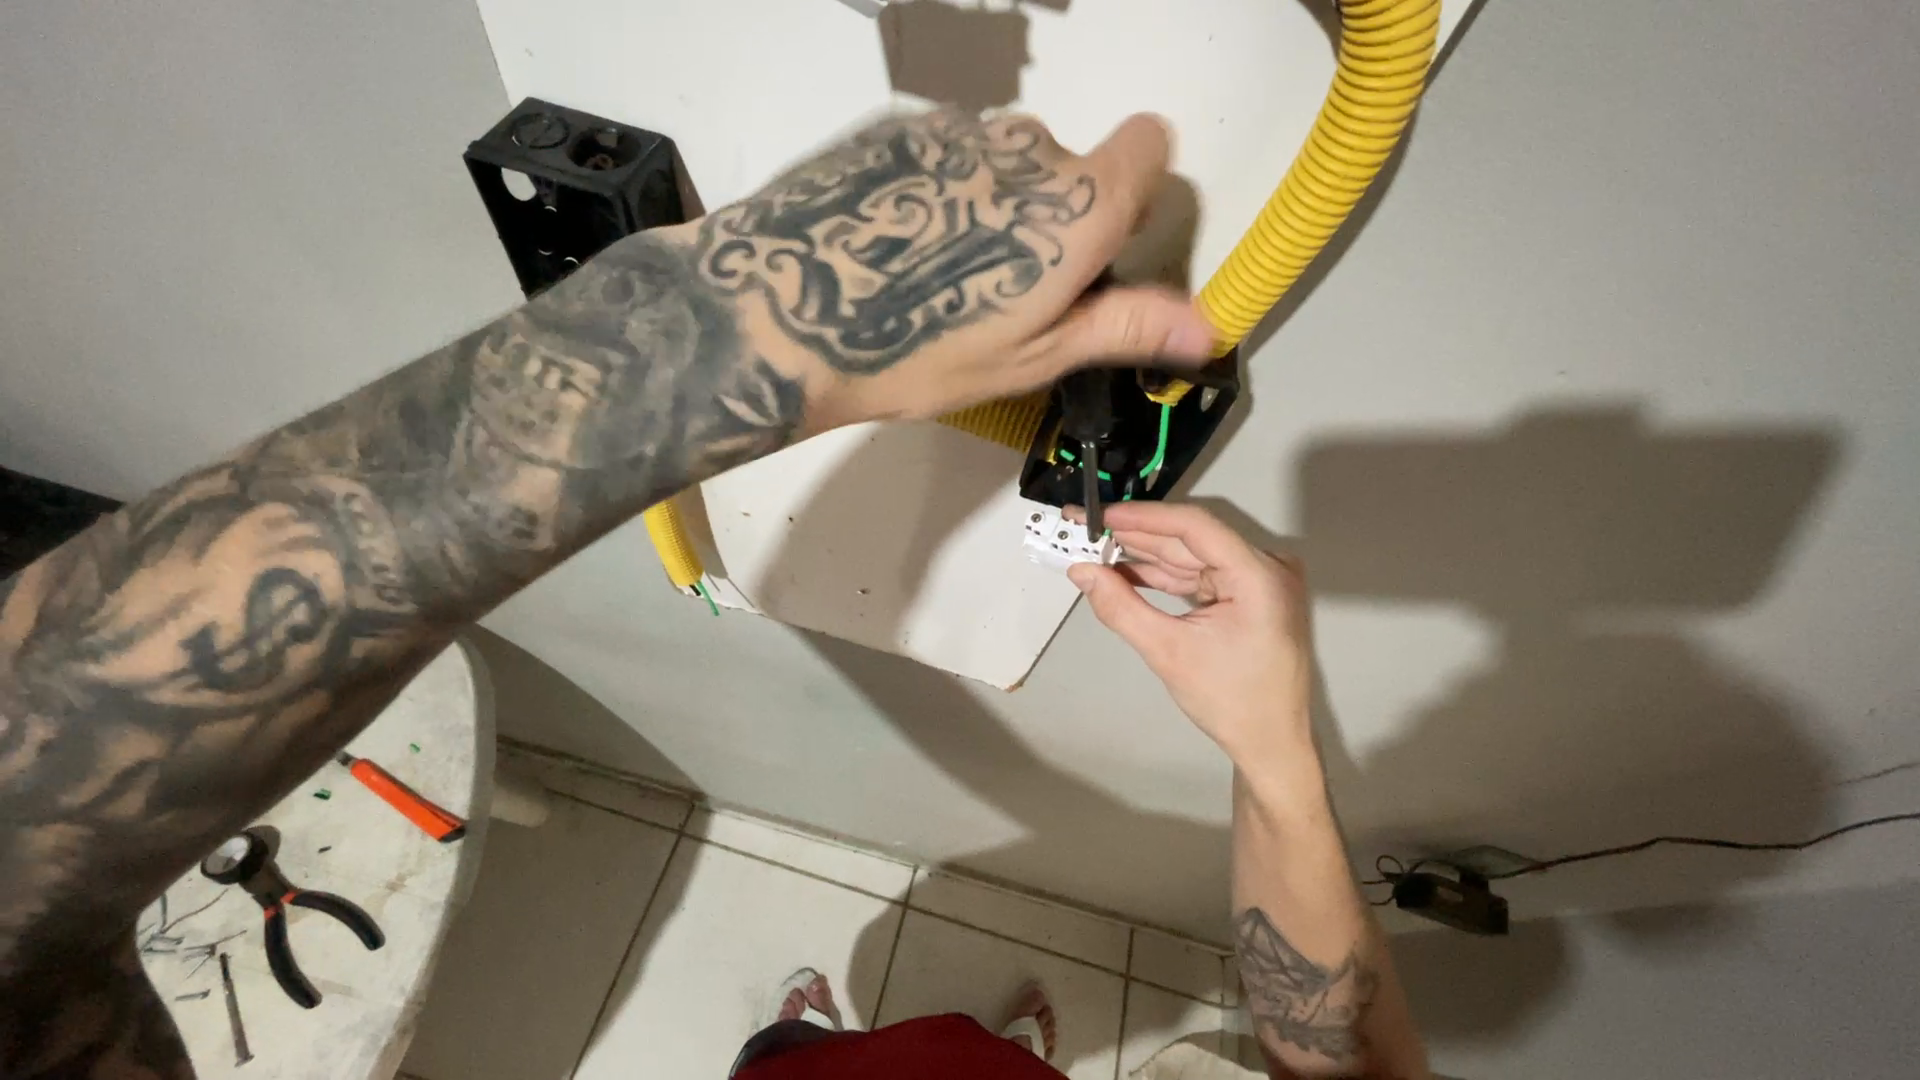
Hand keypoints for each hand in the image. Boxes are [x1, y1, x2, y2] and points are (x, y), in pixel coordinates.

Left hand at [682, 108, 1214, 426]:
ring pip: (1004, 159)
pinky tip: (897, 244)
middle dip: (1053, 214)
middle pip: (1069, 162)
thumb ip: (1122, 325)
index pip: (1148, 146)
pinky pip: (947, 154)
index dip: (1130, 193)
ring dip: (993, 204)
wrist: (786, 316)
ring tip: (938, 272)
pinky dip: (941, 190)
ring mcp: (958, 130)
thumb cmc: (921, 353)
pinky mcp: (898, 128)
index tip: (1094, 246)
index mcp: (1077, 206)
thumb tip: (1209, 326)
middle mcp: (1028, 147)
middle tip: (998, 288)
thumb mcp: (1030, 357)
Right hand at [1067, 503, 1313, 768]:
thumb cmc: (1230, 702)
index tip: (1100, 516)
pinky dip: (1161, 576)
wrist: (1271, 743)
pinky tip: (1123, 571)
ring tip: (1096, 548)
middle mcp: (1264, 568)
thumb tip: (1080, 571)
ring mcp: (1257, 581)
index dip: (1143, 518)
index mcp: (1259, 576)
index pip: (1194, 527)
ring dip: (1143, 555)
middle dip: (1135, 536)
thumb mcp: (1168, 652)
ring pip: (1189, 556)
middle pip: (1189, 540)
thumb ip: (1120, 607)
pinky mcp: (1246, 595)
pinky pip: (1197, 575)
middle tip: (1086, 528)